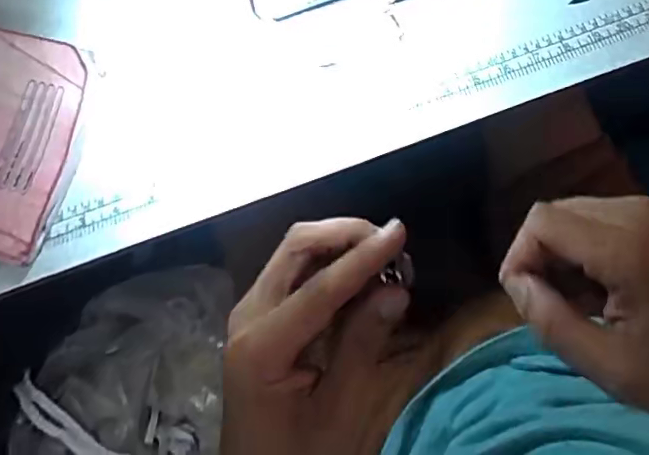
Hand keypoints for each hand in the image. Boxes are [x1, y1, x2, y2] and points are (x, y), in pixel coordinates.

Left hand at [222, 218, 410, 454]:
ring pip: (298, 249)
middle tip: (391, 245)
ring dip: (342, 243)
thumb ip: (362, 347)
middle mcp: (248, 316)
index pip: (319, 286)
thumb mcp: (338, 417)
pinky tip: (362, 275)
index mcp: (260, 349)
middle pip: (299, 246)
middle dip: (348, 234)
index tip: (400, 231)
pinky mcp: (262, 313)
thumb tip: (396, 290)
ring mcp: (251, 311)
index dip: (363, 255)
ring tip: (384, 259)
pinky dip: (333, 258)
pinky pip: (298, 266)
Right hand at [498, 197, 648, 454]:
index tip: (528, 307)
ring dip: (562, 256)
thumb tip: (517, 284)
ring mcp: (646, 211)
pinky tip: (603, 294)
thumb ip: (552, 321)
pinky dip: (585, 251)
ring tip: (581, 310)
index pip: (541, 221)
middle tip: (553, 313)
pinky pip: (598, 221)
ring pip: (574, 215)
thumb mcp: (612, 367)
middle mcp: (630, 211)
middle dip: (539, 257)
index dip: (520, 258)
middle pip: (555, 212)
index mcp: (620, 242)